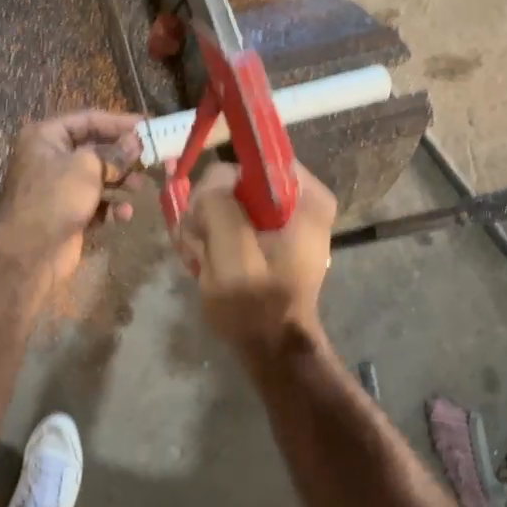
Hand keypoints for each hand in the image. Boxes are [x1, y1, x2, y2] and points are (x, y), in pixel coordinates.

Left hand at [0, 110, 144, 292]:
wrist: (29, 253)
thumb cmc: (55, 197)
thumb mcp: (87, 167)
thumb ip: (114, 152)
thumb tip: (135, 142)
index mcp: (46, 137)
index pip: (89, 120)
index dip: (120, 122)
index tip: (150, 126)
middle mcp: (49, 158)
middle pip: (95, 149)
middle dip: (123, 156)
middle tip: (152, 159)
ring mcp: (57, 188)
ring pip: (97, 178)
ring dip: (120, 181)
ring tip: (139, 187)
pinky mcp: (66, 214)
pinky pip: (94, 204)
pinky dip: (110, 207)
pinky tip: (123, 214)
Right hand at [176, 160, 337, 363]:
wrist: (270, 349)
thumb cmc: (256, 302)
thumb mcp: (231, 248)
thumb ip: (218, 201)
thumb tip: (209, 183)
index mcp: (305, 196)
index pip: (255, 157)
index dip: (223, 179)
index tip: (205, 209)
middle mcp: (300, 199)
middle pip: (237, 179)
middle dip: (210, 209)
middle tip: (200, 242)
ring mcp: (283, 219)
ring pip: (226, 200)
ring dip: (205, 227)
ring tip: (202, 258)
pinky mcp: (267, 237)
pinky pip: (229, 220)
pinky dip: (213, 238)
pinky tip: (206, 262)